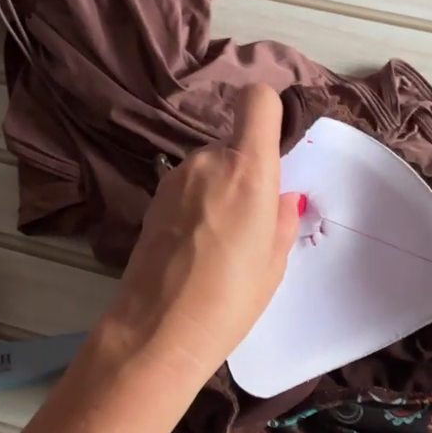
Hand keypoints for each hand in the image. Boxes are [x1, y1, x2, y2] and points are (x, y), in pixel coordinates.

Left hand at [96, 84, 301, 385]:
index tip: (273, 146)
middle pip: (233, 145)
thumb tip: (279, 199)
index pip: (258, 101)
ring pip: (208, 169)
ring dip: (218, 192)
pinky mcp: (151, 201)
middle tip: (248, 223)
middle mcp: (208, 162)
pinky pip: (186, 190)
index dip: (269, 113)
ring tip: (219, 243)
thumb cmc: (229, 300)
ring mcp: (174, 180)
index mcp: (248, 170)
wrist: (157, 331)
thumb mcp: (272, 264)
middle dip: (244, 173)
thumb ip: (280, 221)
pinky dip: (195, 207)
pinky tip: (194, 249)